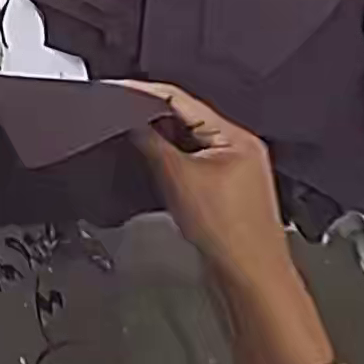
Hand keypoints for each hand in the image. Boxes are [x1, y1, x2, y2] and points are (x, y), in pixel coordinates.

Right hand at [116, 80, 294, 290]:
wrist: (248, 276)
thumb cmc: (227, 231)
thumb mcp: (175, 174)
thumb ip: (147, 139)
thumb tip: (126, 119)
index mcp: (236, 137)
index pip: (180, 98)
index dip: (142, 91)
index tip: (114, 88)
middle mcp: (238, 147)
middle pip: (181, 116)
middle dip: (148, 118)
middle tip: (118, 118)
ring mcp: (230, 166)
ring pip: (182, 137)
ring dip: (157, 140)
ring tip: (136, 146)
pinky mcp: (220, 183)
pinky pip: (185, 156)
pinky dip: (166, 157)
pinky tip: (152, 166)